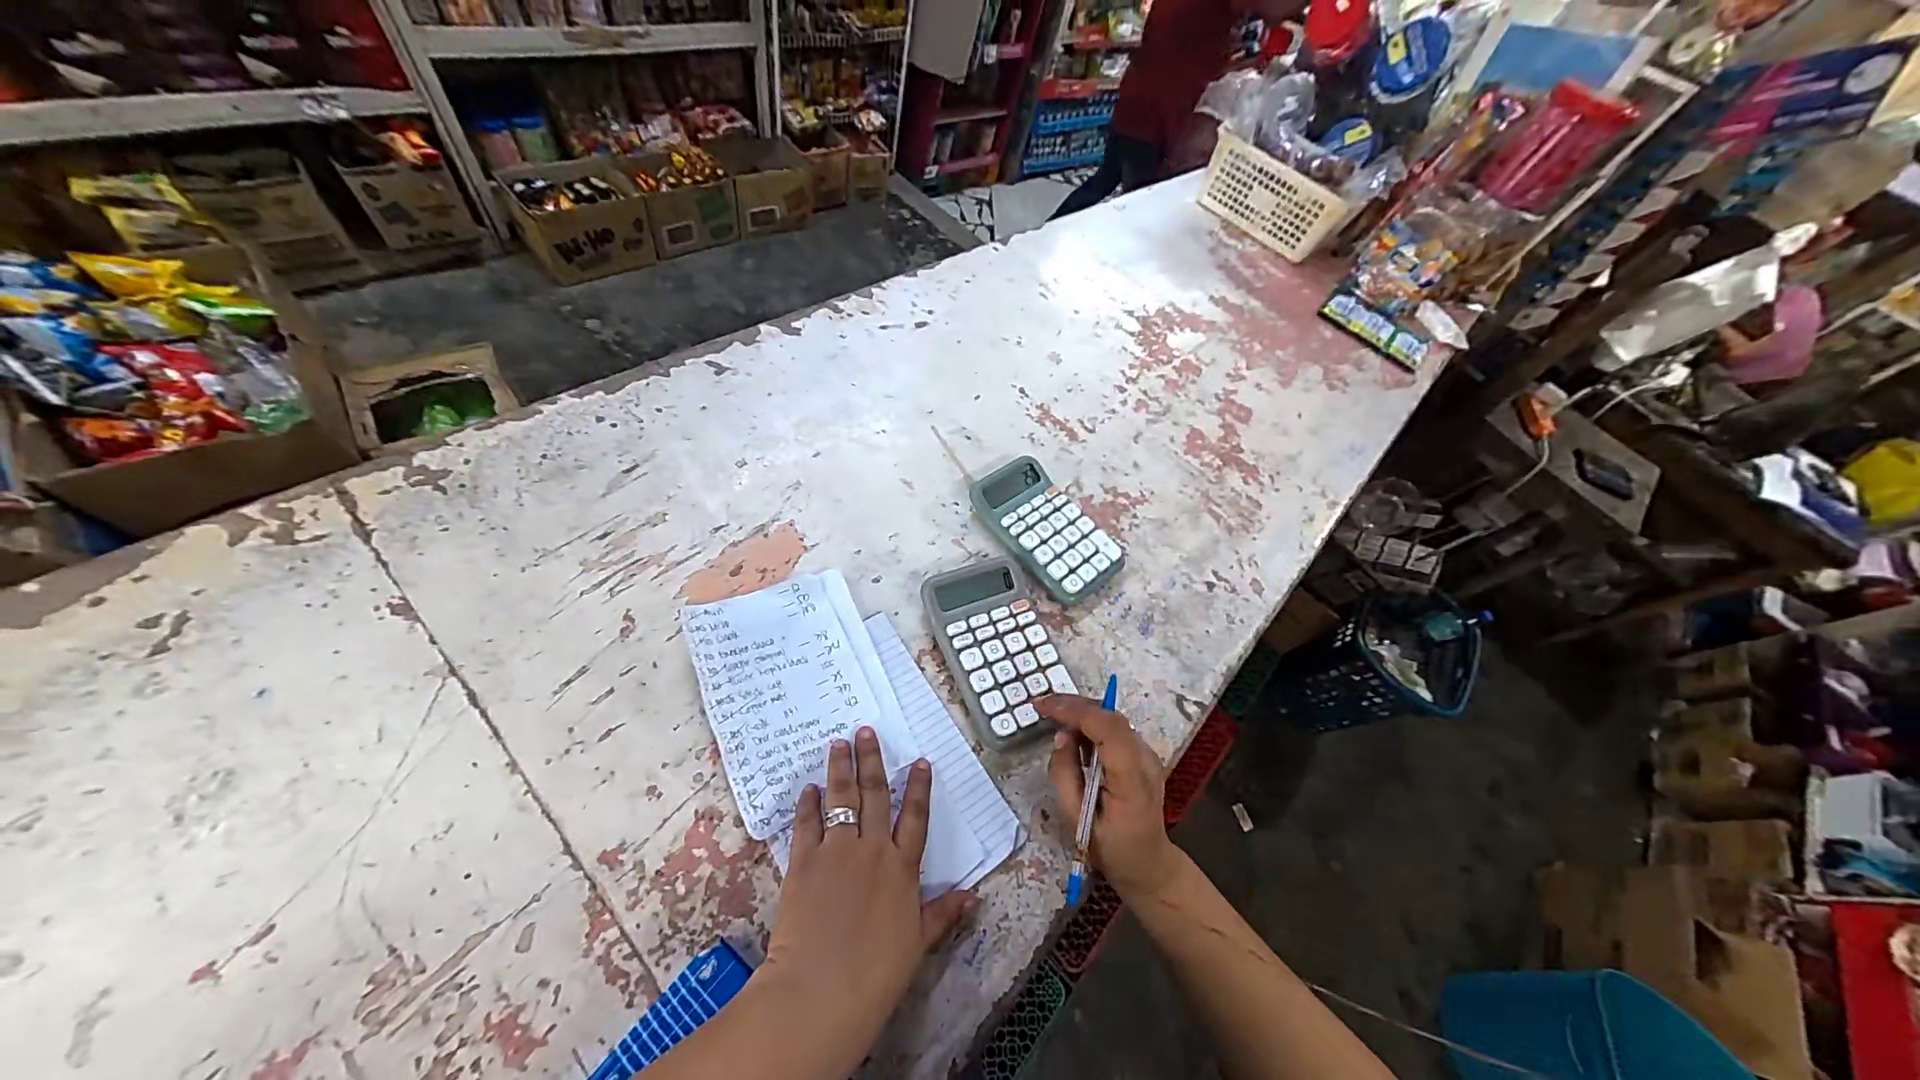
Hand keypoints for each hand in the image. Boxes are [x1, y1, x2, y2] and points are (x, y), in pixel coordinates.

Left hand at [759, 728, 976, 1064]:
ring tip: (838, 743)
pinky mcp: (804, 862)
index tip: (919, 762)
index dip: (918, 787)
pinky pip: (808, 824)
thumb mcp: (918, 943)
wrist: (822, 989)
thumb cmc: (876, 972)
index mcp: (902, 868)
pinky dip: (809, 804)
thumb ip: (943, 913)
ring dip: (840, 769)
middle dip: (871, 760)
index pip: (914, 816)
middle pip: (874, 795)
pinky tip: (809, 788)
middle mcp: (871, 850)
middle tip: (866, 731)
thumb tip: (973, 895)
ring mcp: (836, 852)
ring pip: (840, 799)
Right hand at [1040, 695, 1184, 900]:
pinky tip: (1073, 733)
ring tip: (1053, 717)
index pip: (1109, 731)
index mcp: (1131, 781)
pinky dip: (1091, 724)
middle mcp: (1146, 760)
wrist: (1148, 863)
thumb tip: (1061, 737)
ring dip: (1082, 713)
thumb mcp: (1076, 820)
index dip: (1076, 712)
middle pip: (1111, 718)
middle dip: (1074, 706)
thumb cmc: (1110, 849)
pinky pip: (1115, 730)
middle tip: (1042, 706)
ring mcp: (1147, 755)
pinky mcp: (1142, 755)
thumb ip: (1065, 775)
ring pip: (1112, 719)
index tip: (1045, 707)